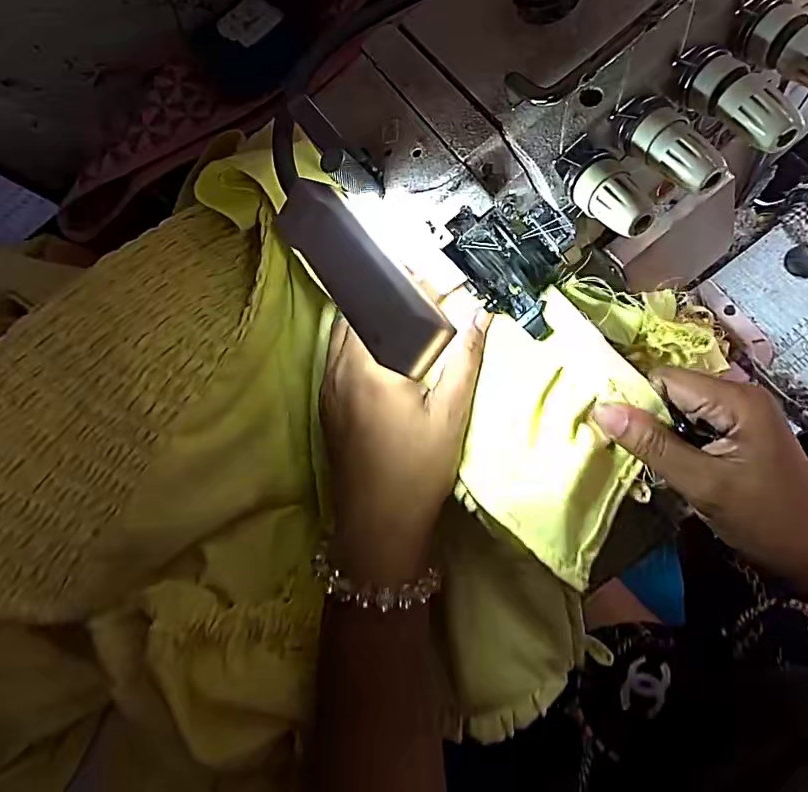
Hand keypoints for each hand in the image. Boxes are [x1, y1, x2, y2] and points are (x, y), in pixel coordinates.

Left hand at [319, 301, 489, 584]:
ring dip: (374, 315)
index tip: (443, 280)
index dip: (417, 288)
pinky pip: (339, 352)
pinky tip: (389, 348)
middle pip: (360, 312)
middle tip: (429, 293)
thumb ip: (465, 358)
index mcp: (370, 368)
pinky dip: (362, 337)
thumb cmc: (418, 470)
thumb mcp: (451, 413)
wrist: (377, 527)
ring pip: (345, 330)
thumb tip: (480, 314)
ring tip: (411, 314)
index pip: (389, 307)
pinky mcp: (327, 403)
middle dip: (393, 296)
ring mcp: (328, 387)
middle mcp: (340, 370)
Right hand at [593, 368, 807, 587]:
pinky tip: (676, 466)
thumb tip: (603, 410)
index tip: (612, 432)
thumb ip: (653, 445)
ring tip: (651, 462)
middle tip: (629, 452)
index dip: (636, 401)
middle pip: (674, 389)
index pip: (666, 378)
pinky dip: (682, 440)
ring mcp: (744, 410)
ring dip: (664, 432)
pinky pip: (699, 422)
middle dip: (648, 417)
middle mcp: (740, 392)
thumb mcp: (704, 485)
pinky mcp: (744, 429)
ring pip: (683, 407)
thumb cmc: (767, 521)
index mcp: (735, 398)